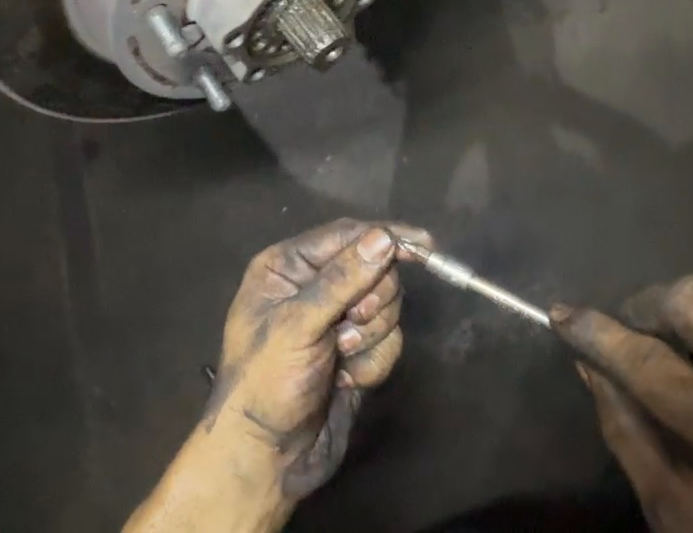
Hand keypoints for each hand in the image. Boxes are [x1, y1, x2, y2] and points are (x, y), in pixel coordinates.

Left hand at [125, 219, 427, 532]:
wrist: (268, 458)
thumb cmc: (267, 381)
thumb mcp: (298, 324)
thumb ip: (343, 279)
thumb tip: (385, 237)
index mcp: (288, 266)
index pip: (346, 235)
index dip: (385, 237)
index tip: (425, 244)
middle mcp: (313, 286)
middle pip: (374, 268)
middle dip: (371, 300)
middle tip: (350, 325)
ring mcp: (337, 321)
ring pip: (386, 306)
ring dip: (370, 336)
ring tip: (340, 358)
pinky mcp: (358, 353)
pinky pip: (389, 341)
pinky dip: (373, 362)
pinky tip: (347, 381)